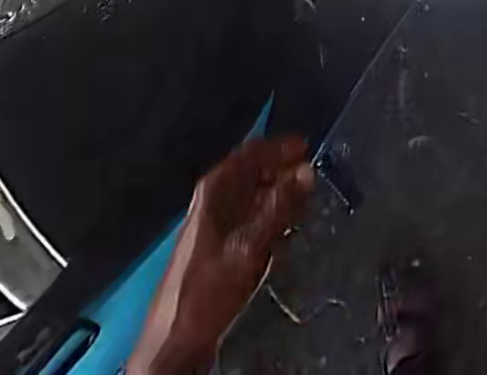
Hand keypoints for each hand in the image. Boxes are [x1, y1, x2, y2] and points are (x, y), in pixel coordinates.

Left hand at [126, 136, 315, 374]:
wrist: (174, 340)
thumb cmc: (207, 289)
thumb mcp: (247, 247)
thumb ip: (277, 208)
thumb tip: (307, 171)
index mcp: (214, 189)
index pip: (249, 154)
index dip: (277, 147)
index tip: (305, 146)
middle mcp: (213, 198)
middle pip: (251, 173)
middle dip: (281, 170)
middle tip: (312, 174)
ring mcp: (215, 221)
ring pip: (252, 196)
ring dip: (277, 193)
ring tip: (305, 196)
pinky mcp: (220, 244)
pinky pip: (250, 218)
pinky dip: (269, 216)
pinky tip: (285, 226)